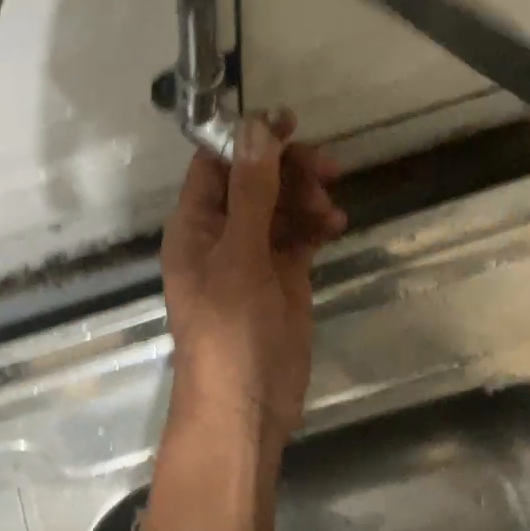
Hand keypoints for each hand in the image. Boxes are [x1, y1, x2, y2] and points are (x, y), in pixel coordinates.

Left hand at [160, 110, 346, 440]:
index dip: (249, 140)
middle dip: (288, 170)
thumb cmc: (230, 333)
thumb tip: (258, 127)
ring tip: (330, 211)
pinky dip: (316, 226)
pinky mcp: (282, 279)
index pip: (215, 165)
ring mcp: (252, 258)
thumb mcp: (239, 257)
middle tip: (329, 170)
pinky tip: (336, 227)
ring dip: (306, 197)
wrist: (245, 407)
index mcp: (193, 226)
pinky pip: (299, 236)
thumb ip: (251, 192)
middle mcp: (220, 236)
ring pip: (280, 206)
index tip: (292, 123)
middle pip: (254, 180)